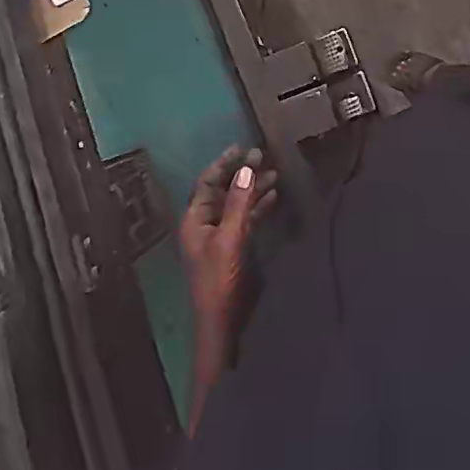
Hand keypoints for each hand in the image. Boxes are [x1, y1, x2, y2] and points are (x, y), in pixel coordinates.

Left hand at [180, 146, 279, 326]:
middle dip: (242, 174)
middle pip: (224, 191)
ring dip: (253, 189)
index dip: (223, 164)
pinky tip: (274, 196)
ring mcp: (221, 235)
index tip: (241, 148)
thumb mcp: (230, 238)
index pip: (207, 183)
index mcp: (195, 220)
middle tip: (263, 157)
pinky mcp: (235, 246)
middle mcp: (206, 224)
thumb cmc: (219, 279)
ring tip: (274, 173)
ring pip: (237, 203)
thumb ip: (238, 203)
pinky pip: (247, 218)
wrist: (223, 321)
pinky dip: (259, 206)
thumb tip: (246, 169)